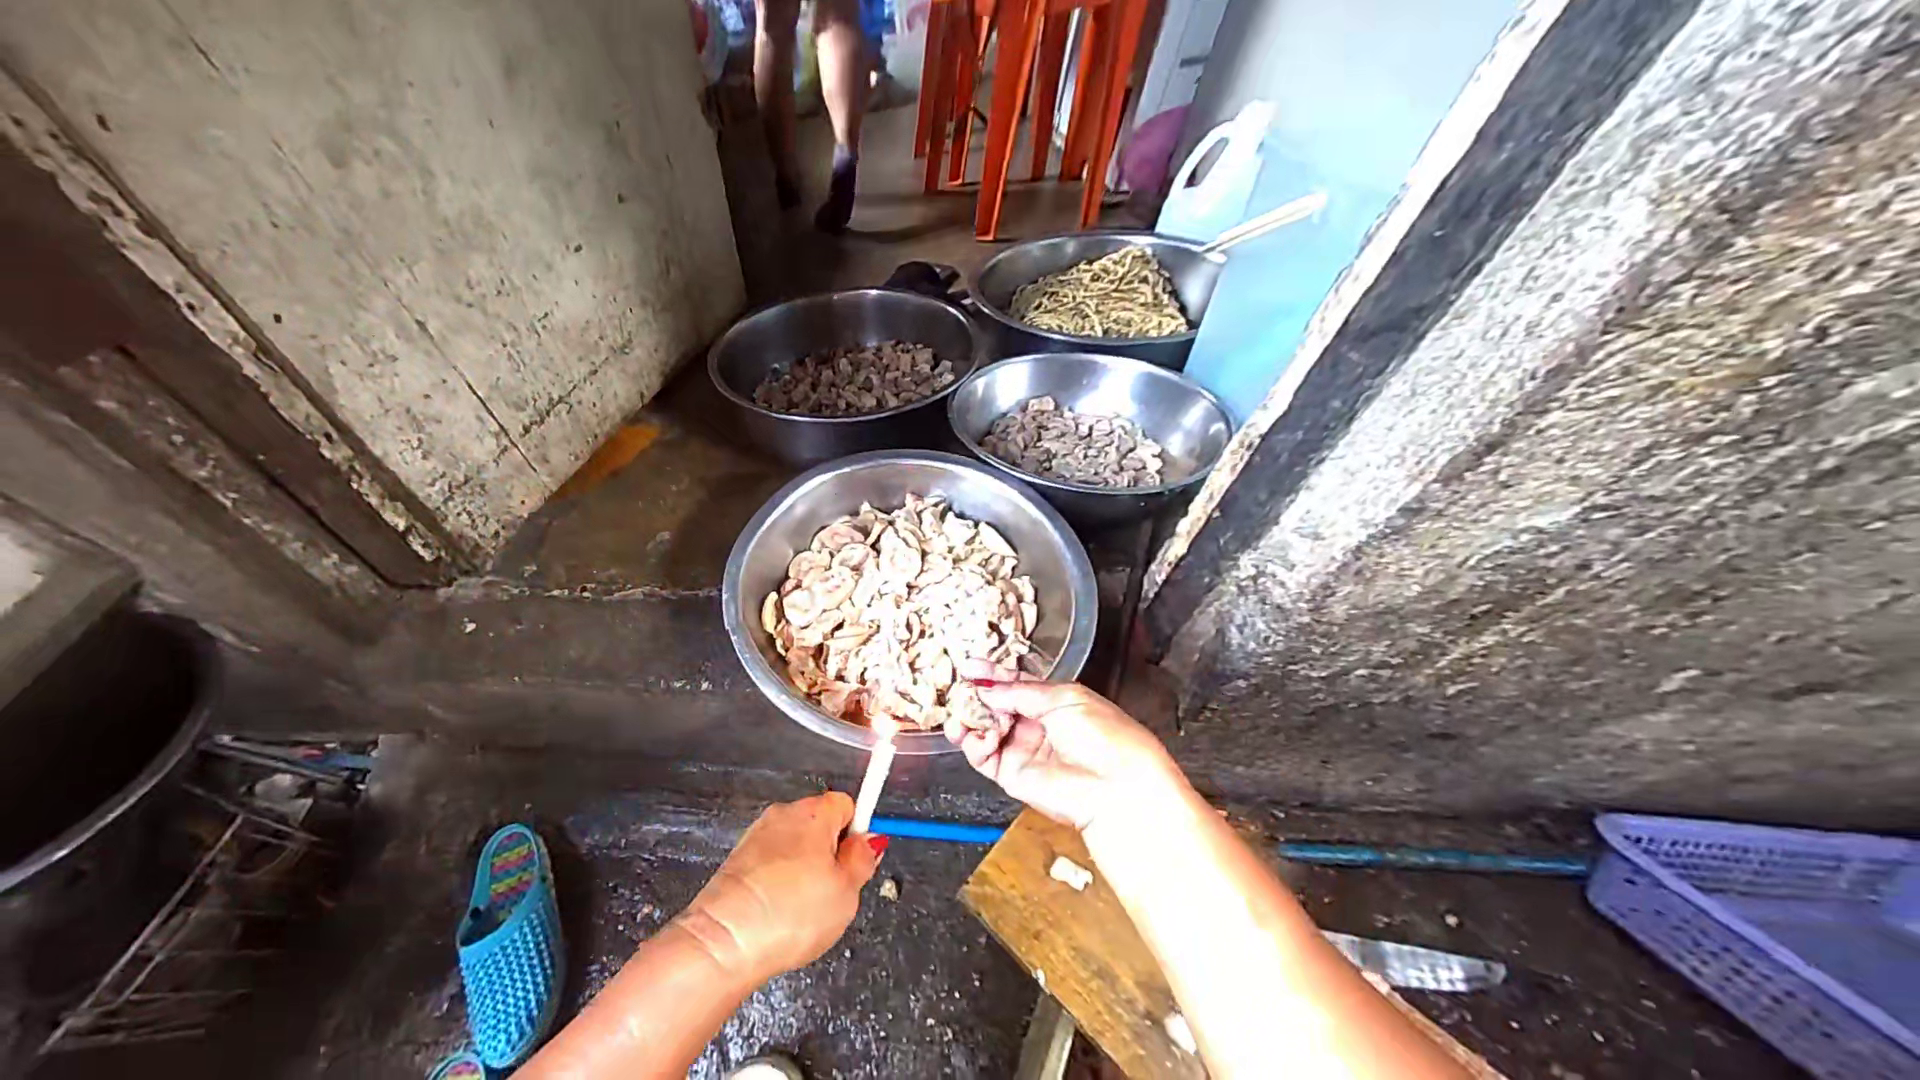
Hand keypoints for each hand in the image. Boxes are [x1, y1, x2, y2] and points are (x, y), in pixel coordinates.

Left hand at [676, 792, 881, 982]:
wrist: (723, 943)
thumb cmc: (788, 914)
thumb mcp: (847, 892)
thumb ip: (863, 860)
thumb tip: (869, 841)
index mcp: (814, 813)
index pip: (847, 804)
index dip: (857, 832)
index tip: (858, 860)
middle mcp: (783, 815)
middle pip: (820, 823)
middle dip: (830, 852)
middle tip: (834, 890)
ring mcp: (756, 836)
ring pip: (795, 845)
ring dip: (804, 869)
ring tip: (803, 909)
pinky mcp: (736, 861)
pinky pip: (771, 864)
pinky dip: (778, 882)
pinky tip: (779, 913)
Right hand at [943, 667, 1186, 831]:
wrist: (1115, 786)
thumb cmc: (1106, 738)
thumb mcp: (1063, 698)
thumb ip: (1021, 692)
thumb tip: (990, 689)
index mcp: (1052, 702)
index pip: (1014, 684)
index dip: (992, 674)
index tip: (970, 666)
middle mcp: (1035, 725)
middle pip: (994, 705)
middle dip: (976, 695)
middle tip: (963, 687)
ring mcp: (1022, 749)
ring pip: (982, 729)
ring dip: (970, 717)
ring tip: (965, 710)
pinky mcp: (1011, 774)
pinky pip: (981, 755)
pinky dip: (975, 741)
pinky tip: (983, 733)